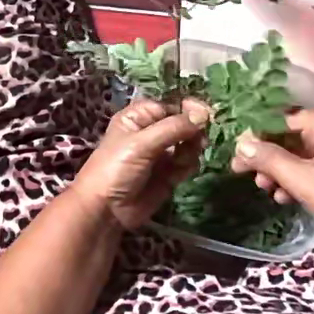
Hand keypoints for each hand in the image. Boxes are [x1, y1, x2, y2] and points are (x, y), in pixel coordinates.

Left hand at [66, 99, 209, 229]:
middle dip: (193, 131)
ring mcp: (161, 152)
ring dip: (191, 149)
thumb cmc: (116, 168)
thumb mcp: (142, 143)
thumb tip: (204, 114)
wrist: (106, 210)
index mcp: (138, 117)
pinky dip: (188, 166)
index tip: (207, 115)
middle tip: (198, 141)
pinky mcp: (168, 173)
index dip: (189, 108)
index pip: (170, 104)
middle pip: (184, 123)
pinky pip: (188, 162)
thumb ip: (173, 128)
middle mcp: (151, 131)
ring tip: (182, 160)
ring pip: (189, 143)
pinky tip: (178, 173)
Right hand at [228, 110, 313, 254]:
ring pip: (295, 157)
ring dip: (276, 171)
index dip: (258, 133)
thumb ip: (271, 160)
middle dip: (266, 155)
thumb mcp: (306, 181)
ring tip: (264, 188)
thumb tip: (240, 144)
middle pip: (288, 137)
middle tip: (241, 171)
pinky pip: (306, 172)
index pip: (285, 119)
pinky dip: (291, 182)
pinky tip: (282, 197)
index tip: (235, 151)